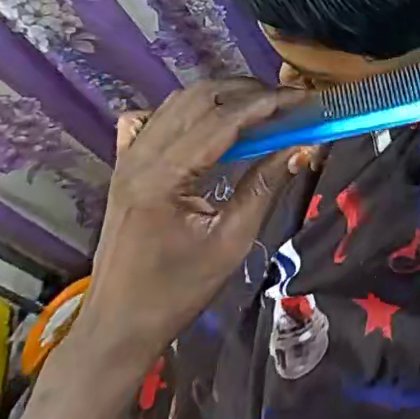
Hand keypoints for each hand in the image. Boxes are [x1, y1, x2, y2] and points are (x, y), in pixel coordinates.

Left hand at [77, 80, 311, 368]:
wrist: (117, 326)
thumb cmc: (176, 293)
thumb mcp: (230, 244)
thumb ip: (264, 187)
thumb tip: (302, 147)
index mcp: (163, 177)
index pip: (221, 121)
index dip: (264, 104)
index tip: (300, 99)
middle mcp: (141, 155)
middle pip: (198, 98)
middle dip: (245, 92)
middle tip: (285, 102)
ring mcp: (128, 156)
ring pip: (179, 102)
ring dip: (221, 97)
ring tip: (260, 108)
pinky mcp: (125, 163)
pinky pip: (158, 117)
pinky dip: (190, 109)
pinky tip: (211, 121)